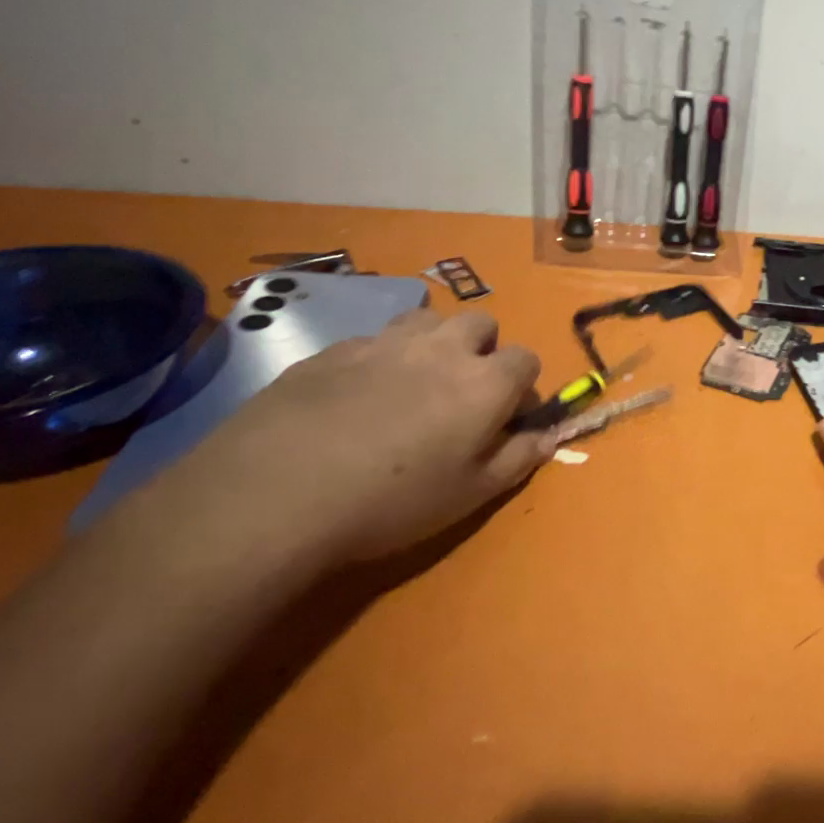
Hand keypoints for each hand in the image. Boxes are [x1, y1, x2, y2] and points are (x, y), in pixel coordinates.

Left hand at [151, 309, 551, 566]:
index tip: (505, 418)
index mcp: (486, 383)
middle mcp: (443, 349)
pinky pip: (371, 340)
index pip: (527, 359)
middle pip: (480, 323)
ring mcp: (383, 344)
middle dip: (481, 349)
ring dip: (432, 343)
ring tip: (411, 385)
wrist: (274, 494)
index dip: (521, 387)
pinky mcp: (330, 351)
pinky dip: (378, 359)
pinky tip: (354, 398)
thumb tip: (548, 436)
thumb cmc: (393, 501)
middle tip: (460, 394)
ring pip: (425, 320)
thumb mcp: (471, 495)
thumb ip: (519, 458)